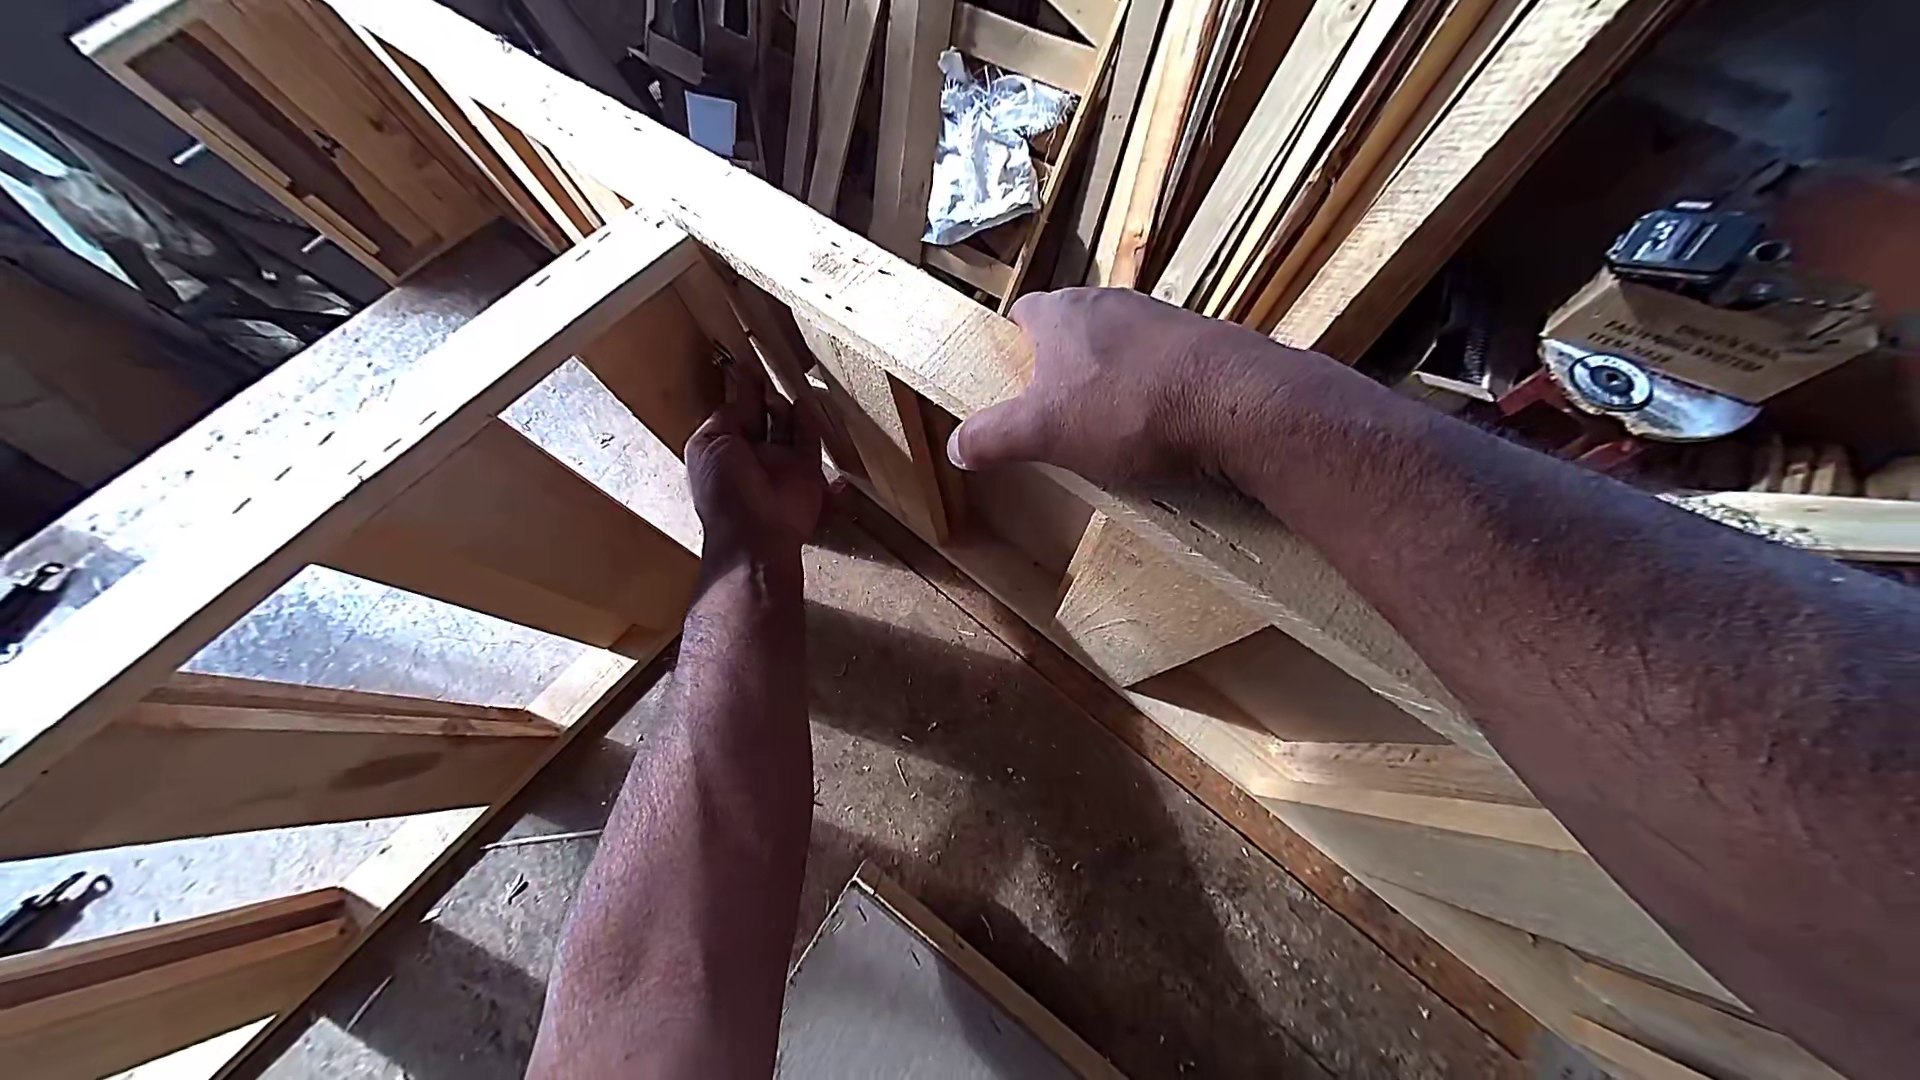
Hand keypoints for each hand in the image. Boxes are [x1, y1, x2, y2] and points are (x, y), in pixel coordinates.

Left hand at [685, 366, 824, 564]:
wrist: (758, 533)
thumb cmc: (725, 489)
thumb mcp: (710, 445)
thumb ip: (726, 417)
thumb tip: (740, 394)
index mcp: (723, 448)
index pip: (732, 411)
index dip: (738, 389)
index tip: (744, 362)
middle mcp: (752, 452)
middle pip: (760, 415)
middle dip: (762, 392)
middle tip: (767, 364)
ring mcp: (780, 461)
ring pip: (785, 424)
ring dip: (784, 404)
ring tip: (786, 378)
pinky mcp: (806, 469)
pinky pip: (808, 439)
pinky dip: (808, 420)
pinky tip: (804, 403)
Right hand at [946, 288, 1329, 482]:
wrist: (1237, 404)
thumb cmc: (1126, 410)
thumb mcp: (1043, 432)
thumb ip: (993, 437)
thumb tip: (955, 447)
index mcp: (1063, 314)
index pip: (1022, 313)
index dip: (1012, 345)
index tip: (1012, 380)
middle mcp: (1110, 303)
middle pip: (1069, 330)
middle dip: (1058, 367)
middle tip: (1055, 414)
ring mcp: (1161, 318)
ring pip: (1116, 345)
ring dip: (1105, 378)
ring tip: (1108, 425)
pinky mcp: (1201, 341)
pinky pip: (1158, 362)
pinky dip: (1149, 387)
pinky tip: (1156, 423)